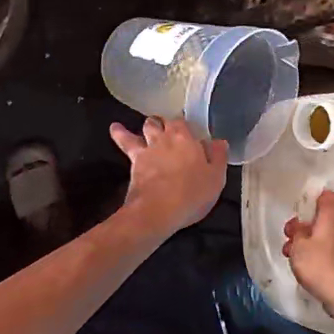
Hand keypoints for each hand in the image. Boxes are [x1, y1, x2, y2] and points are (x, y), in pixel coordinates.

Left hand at [110, 117, 226, 235]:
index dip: (185, 126)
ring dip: (148, 125)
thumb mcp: (216, 178)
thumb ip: (218, 157)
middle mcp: (165, 138)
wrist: (158, 210)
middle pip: (163, 122)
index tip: (189, 133)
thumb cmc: (192, 193)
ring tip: (150, 126)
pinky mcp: (134, 161)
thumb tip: (218, 142)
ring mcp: (148, 148)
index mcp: (187, 139)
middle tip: (170, 131)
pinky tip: (115, 127)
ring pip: (146, 127)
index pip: (183, 123)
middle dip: (166, 124)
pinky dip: (119, 132)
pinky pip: (125, 142)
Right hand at [284, 190, 333, 329]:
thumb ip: (297, 232)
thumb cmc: (322, 266)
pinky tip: (306, 269)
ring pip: (325, 236)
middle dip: (303, 226)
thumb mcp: (298, 246)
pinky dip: (318, 255)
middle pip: (322, 218)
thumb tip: (300, 226)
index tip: (296, 214)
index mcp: (333, 215)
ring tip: (291, 257)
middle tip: (289, 238)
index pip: (326, 196)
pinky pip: (330, 250)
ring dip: (307, 243)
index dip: (310, 201)